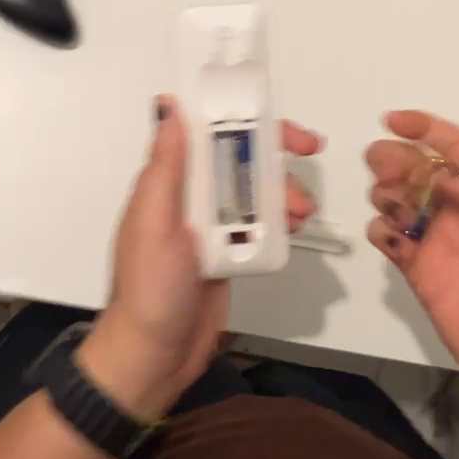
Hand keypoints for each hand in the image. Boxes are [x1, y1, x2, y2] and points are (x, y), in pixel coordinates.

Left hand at [79, 95, 321, 419]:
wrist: (156, 354)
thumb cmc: (150, 285)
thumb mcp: (154, 219)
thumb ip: (166, 164)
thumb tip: (169, 103)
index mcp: (167, 180)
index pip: (204, 132)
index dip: (237, 115)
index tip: (271, 111)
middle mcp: (189, 196)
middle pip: (236, 157)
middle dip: (273, 149)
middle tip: (308, 148)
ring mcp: (211, 225)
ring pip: (254, 191)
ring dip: (283, 190)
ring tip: (303, 210)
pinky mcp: (229, 252)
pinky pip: (259, 226)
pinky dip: (281, 222)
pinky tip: (297, 227)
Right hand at [364, 111, 458, 439]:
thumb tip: (444, 177)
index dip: (426, 129)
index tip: (393, 120)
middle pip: (418, 169)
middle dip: (395, 157)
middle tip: (385, 167)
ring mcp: (440, 245)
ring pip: (397, 199)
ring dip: (386, 191)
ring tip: (395, 208)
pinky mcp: (421, 276)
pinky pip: (388, 239)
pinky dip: (380, 230)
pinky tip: (393, 239)